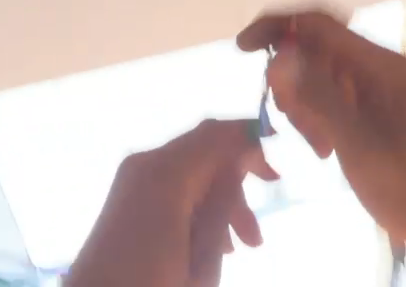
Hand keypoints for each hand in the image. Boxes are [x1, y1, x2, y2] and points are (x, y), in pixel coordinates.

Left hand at [65, 119, 278, 286]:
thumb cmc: (152, 286)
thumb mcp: (201, 258)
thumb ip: (222, 204)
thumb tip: (239, 159)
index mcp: (165, 174)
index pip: (217, 134)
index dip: (250, 136)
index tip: (280, 154)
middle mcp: (145, 163)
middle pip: (204, 149)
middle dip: (238, 179)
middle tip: (260, 231)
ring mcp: (131, 178)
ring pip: (189, 169)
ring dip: (220, 197)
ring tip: (244, 248)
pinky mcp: (125, 196)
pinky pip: (171, 184)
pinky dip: (197, 201)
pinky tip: (212, 243)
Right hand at [238, 9, 405, 275]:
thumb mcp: (362, 148)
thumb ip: (319, 99)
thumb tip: (277, 55)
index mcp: (379, 64)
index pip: (318, 22)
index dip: (276, 25)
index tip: (242, 49)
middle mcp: (379, 66)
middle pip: (316, 48)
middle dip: (292, 79)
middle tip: (291, 126)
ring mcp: (381, 88)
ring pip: (322, 75)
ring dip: (306, 104)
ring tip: (316, 147)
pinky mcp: (380, 110)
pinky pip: (337, 97)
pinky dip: (321, 117)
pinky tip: (325, 149)